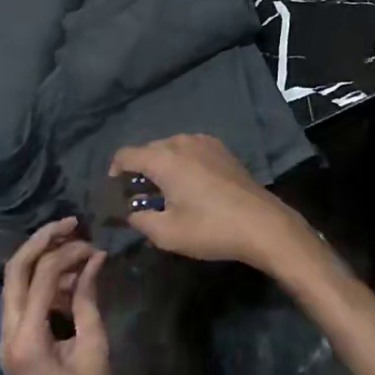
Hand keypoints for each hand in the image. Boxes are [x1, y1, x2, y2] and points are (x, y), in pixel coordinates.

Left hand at [0, 218, 109, 374]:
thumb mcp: (93, 348)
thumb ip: (88, 299)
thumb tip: (94, 257)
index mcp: (25, 338)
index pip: (41, 275)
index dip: (69, 252)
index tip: (95, 245)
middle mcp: (7, 335)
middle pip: (14, 271)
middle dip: (41, 240)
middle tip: (72, 222)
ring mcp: (6, 341)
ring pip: (14, 283)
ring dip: (41, 258)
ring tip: (76, 246)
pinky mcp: (14, 345)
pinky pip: (22, 300)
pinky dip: (43, 280)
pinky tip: (70, 277)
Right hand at [111, 134, 317, 274]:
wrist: (259, 221)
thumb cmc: (209, 228)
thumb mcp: (166, 233)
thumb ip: (141, 219)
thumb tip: (131, 211)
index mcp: (165, 158)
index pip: (127, 154)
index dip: (115, 169)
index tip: (115, 190)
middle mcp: (183, 141)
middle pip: (149, 149)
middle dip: (139, 169)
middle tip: (137, 198)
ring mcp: (205, 141)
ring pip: (171, 147)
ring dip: (161, 164)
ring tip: (162, 193)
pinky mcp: (221, 148)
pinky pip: (190, 149)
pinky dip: (181, 161)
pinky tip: (187, 185)